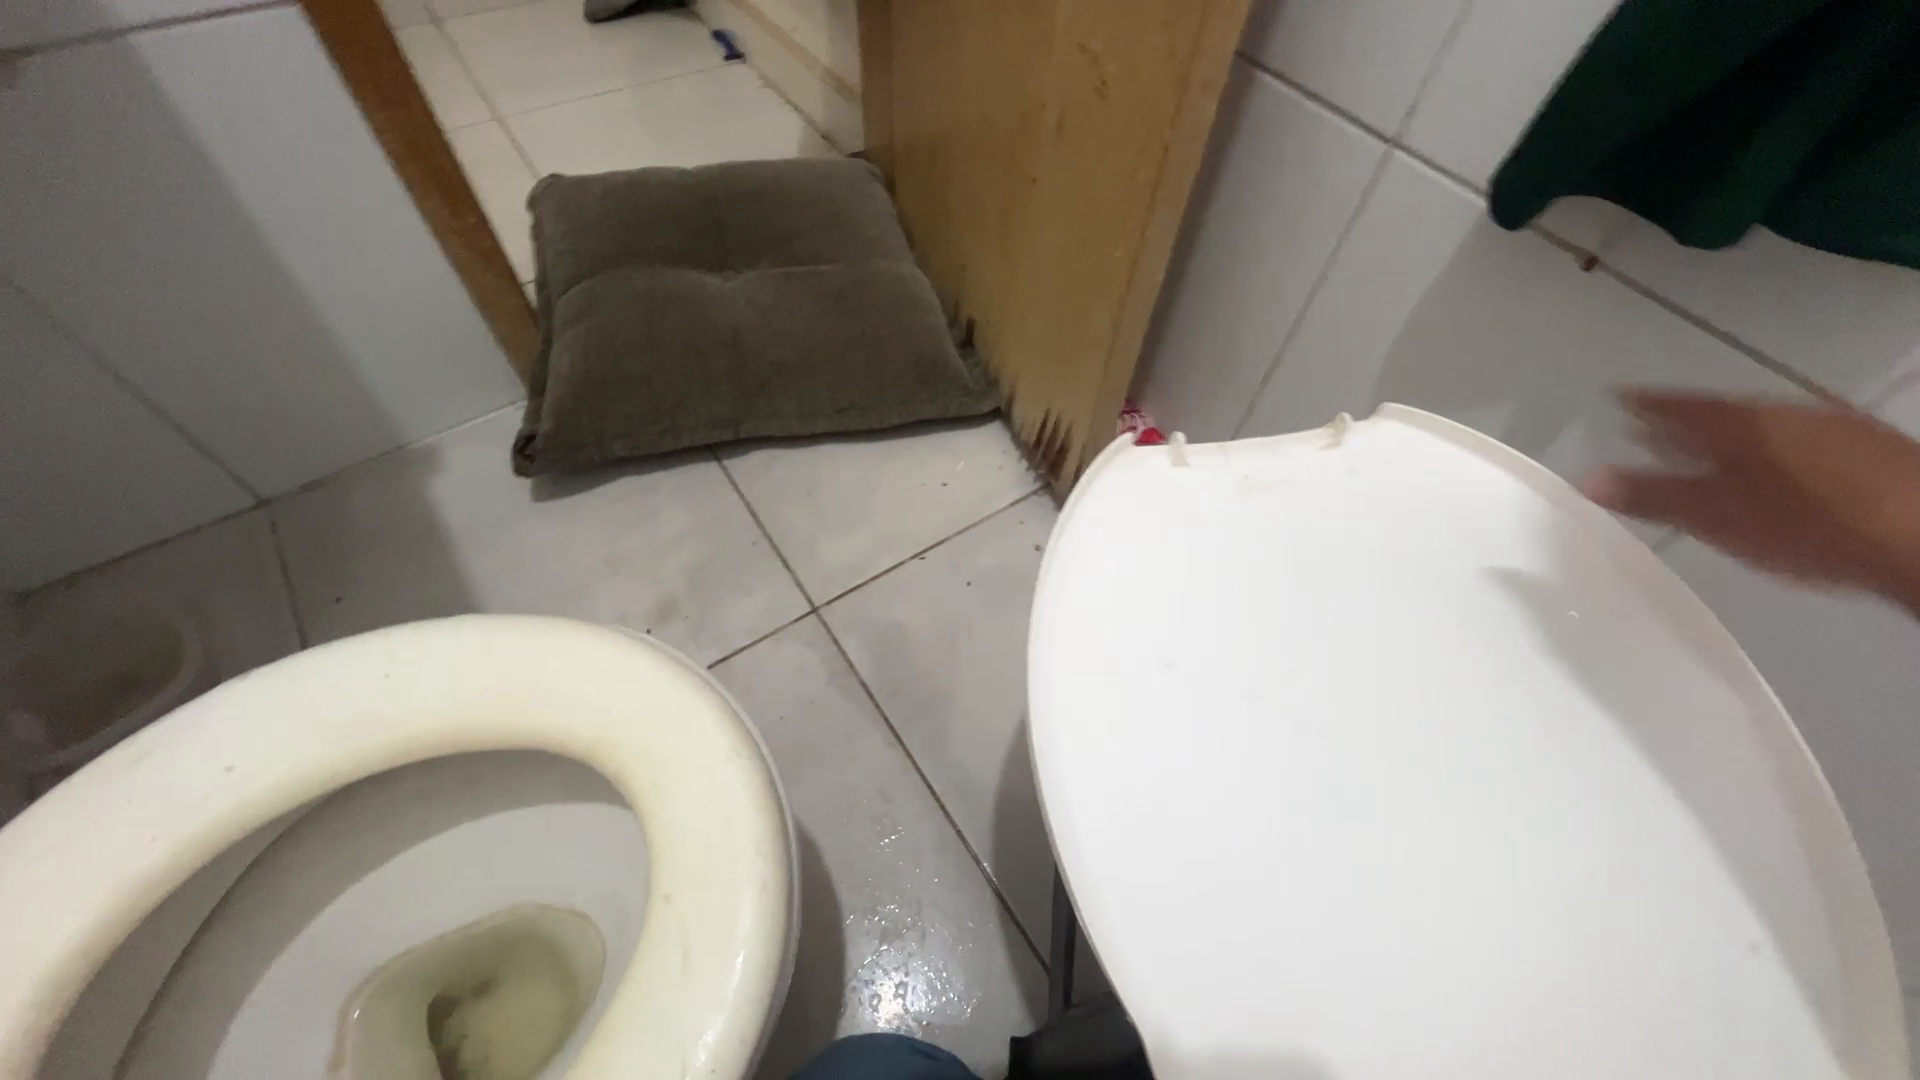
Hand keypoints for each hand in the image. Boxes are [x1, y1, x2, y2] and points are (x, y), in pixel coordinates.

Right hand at [1585, 390, 1919, 609]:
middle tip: (1649, 430)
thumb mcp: (1713, 517)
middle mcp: (1785, 415)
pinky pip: (1798, 439)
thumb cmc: (1807, 527)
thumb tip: (1585, 478)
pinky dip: (1767, 449)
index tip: (1615, 397)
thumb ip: (1650, 496)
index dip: (1642, 402)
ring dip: (1726, 437)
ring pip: (1760, 426)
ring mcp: (1833, 429)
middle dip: (1682, 423)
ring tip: (1703, 454)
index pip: (1676, 405)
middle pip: (1718, 413)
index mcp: (1740, 424)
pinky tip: (1768, 473)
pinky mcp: (1870, 451)